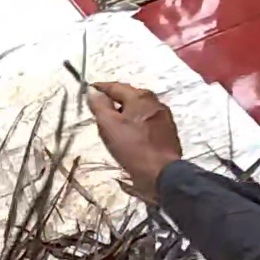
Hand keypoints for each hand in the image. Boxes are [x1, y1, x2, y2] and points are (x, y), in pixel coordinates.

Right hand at [88, 81, 183, 202]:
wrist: (161, 172)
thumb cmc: (132, 147)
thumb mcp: (108, 125)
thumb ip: (99, 106)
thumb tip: (93, 92)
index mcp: (140, 97)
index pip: (116, 87)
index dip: (101, 87)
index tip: (90, 89)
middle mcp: (155, 102)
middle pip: (131, 96)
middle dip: (115, 99)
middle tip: (102, 106)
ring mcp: (164, 117)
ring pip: (140, 109)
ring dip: (127, 112)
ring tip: (116, 120)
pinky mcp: (168, 131)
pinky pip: (148, 121)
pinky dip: (137, 123)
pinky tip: (132, 132)